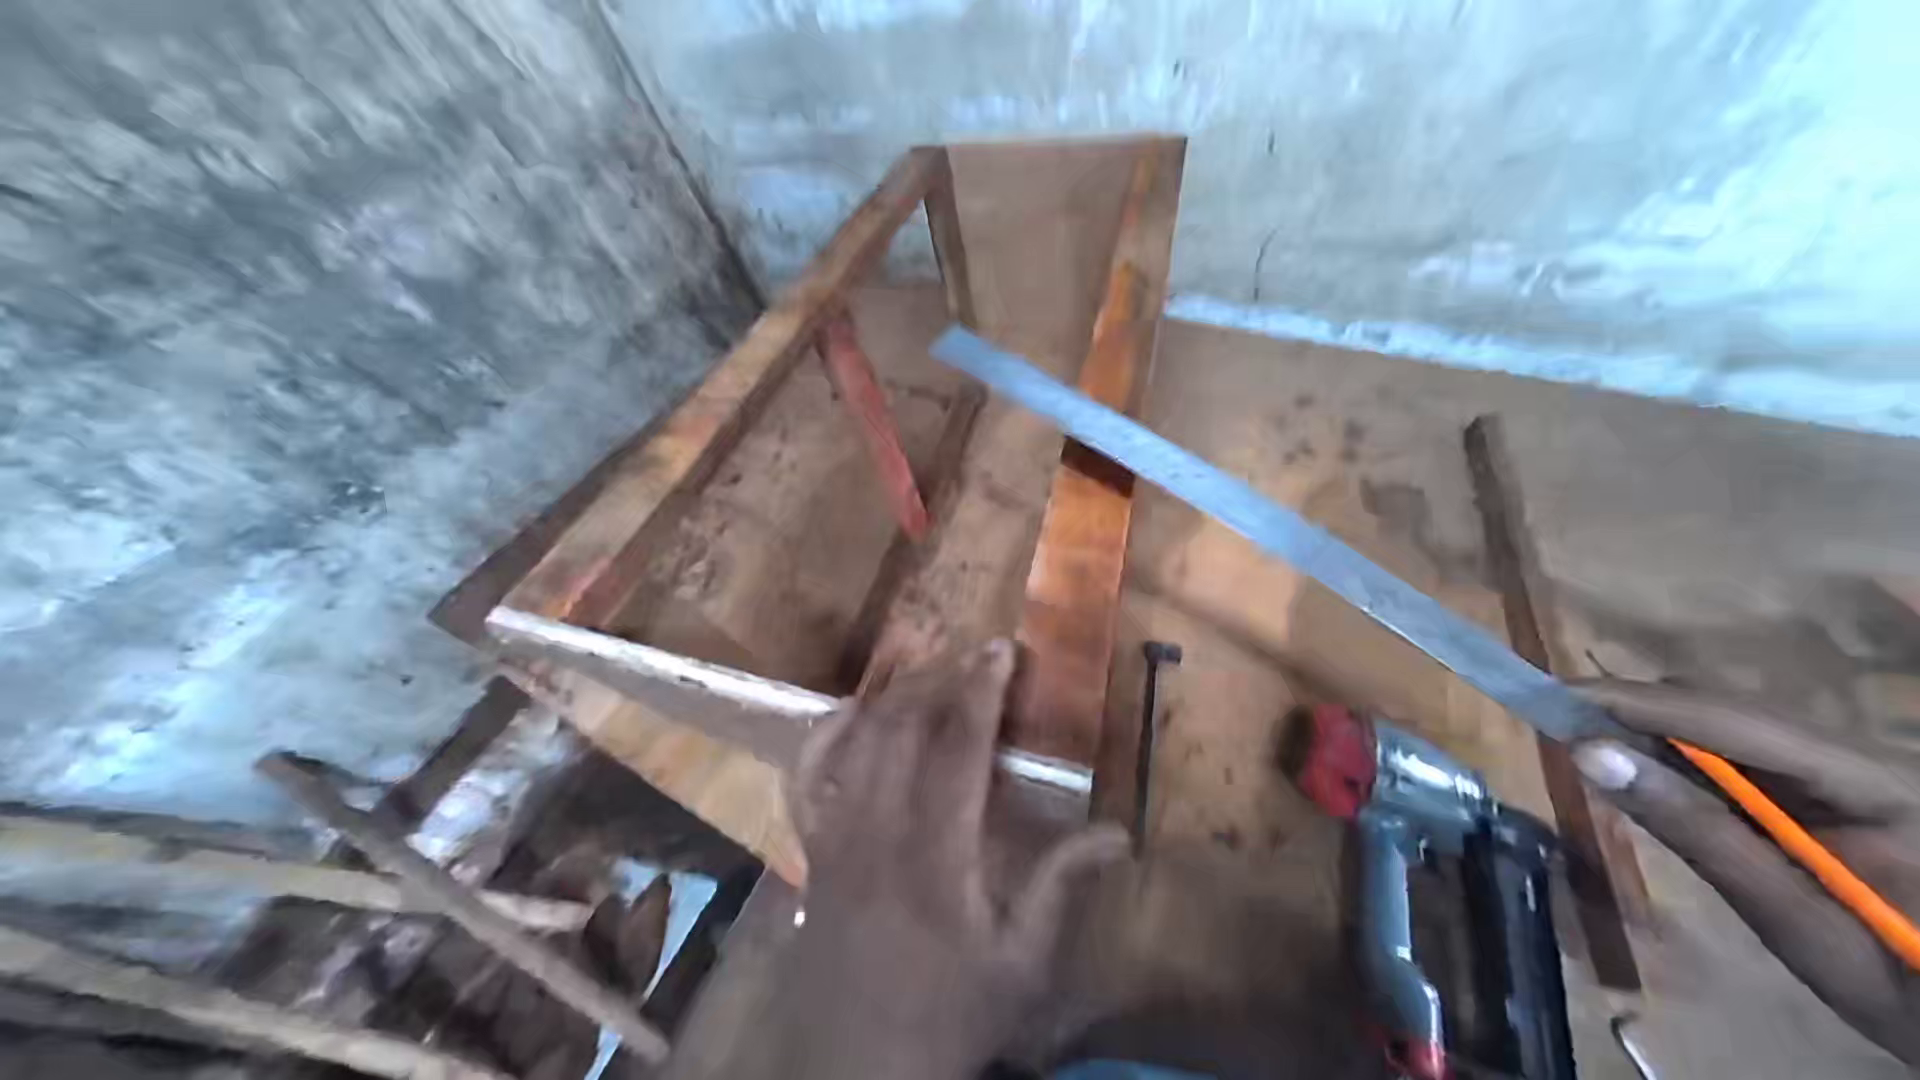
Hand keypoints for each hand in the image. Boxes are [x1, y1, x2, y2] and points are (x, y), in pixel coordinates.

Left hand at [766, 639, 1129, 1079]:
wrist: (859, 1064)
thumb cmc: (950, 1011)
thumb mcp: (1021, 962)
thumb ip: (1061, 886)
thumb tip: (1119, 832)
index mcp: (939, 853)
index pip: (961, 748)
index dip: (982, 691)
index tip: (1001, 649)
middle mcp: (881, 828)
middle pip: (904, 727)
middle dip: (940, 678)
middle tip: (969, 655)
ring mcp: (837, 834)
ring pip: (859, 740)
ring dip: (892, 694)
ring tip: (924, 667)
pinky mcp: (812, 847)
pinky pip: (807, 775)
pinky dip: (825, 733)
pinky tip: (848, 708)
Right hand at [1572, 680, 1919, 1063]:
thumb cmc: (1906, 988)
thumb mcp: (1797, 923)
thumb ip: (1697, 832)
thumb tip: (1588, 753)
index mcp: (1882, 785)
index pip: (1729, 718)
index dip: (1632, 701)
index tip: (1547, 694)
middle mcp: (1869, 759)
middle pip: (1725, 709)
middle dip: (1635, 713)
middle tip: (1558, 730)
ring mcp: (1857, 770)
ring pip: (1727, 724)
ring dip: (1653, 734)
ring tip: (1591, 752)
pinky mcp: (1839, 787)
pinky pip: (1741, 752)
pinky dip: (1681, 757)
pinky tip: (1649, 778)